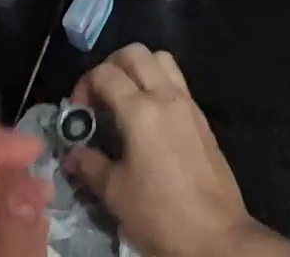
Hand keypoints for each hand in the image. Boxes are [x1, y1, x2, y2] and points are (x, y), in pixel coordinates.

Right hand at [63, 45, 289, 256]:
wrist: (216, 236)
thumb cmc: (161, 215)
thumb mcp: (117, 194)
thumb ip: (91, 166)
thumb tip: (73, 154)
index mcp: (141, 111)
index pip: (105, 74)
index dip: (84, 84)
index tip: (79, 111)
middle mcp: (166, 96)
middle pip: (135, 53)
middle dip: (111, 65)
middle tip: (101, 94)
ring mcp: (188, 104)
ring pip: (161, 59)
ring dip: (139, 67)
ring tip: (125, 96)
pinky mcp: (202, 117)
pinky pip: (177, 81)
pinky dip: (158, 82)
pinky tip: (149, 115)